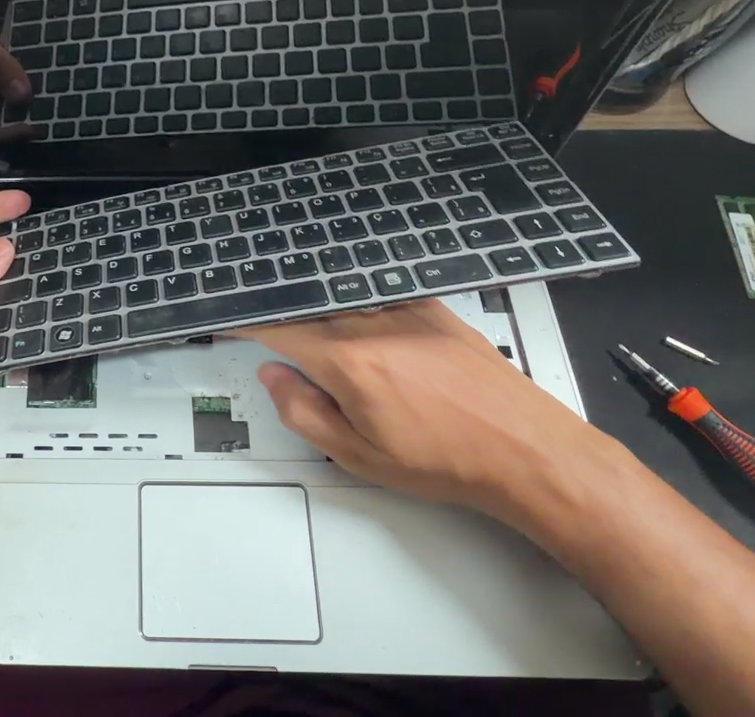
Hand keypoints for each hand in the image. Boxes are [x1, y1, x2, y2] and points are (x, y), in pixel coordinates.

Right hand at [236, 299, 615, 524]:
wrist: (525, 449)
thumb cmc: (446, 458)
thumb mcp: (359, 455)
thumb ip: (303, 411)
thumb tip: (273, 376)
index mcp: (347, 361)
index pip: (278, 329)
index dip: (247, 323)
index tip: (229, 322)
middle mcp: (372, 325)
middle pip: (308, 309)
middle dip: (283, 317)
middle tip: (269, 333)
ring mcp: (405, 310)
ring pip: (341, 299)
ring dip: (318, 310)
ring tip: (312, 331)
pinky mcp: (432, 308)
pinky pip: (378, 295)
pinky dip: (356, 304)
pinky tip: (359, 324)